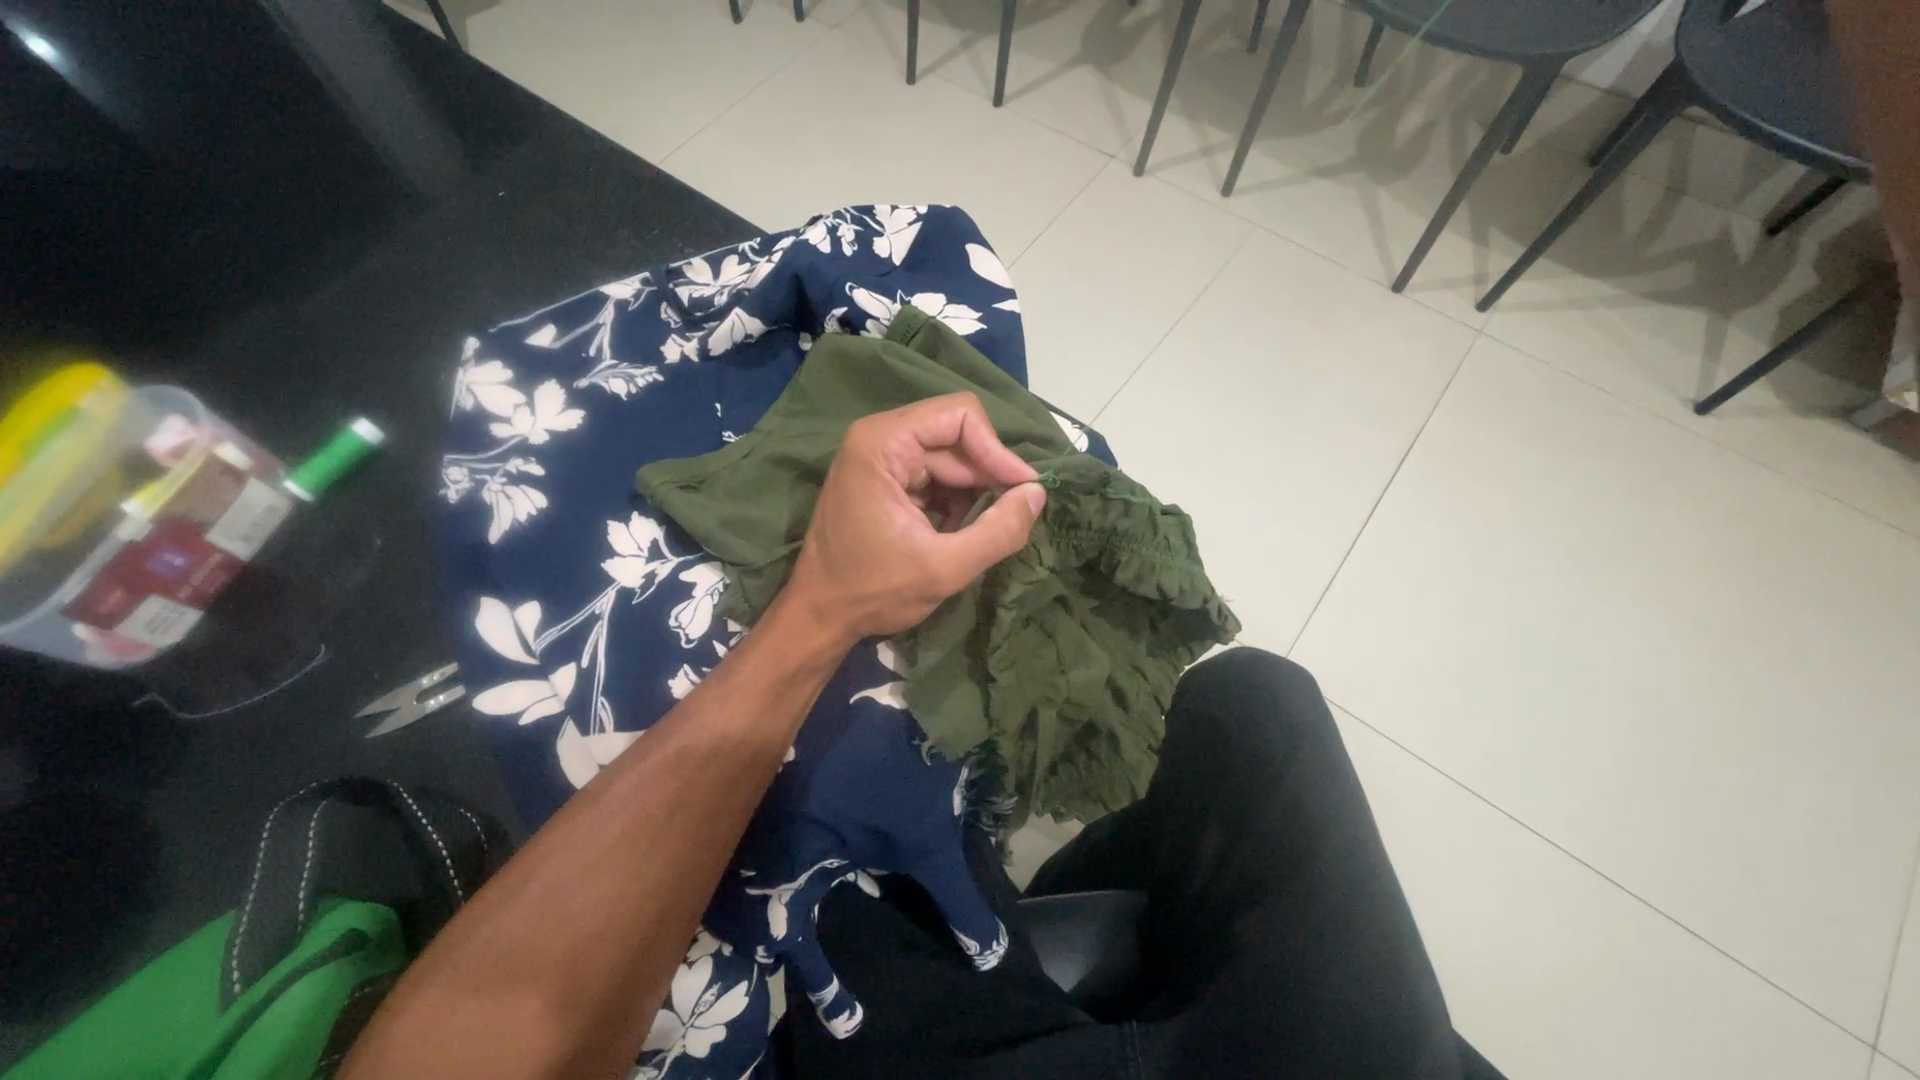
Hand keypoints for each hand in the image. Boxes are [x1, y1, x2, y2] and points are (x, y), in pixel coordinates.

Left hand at [781, 393, 1046, 646]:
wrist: (819, 616)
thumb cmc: (873, 591)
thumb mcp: (945, 569)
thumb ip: (998, 531)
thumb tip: (1038, 494)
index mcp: (882, 443)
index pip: (960, 416)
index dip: (997, 451)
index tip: (1024, 489)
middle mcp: (879, 438)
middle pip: (956, 438)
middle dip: (987, 476)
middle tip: (1012, 518)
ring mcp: (880, 458)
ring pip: (950, 460)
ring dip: (973, 494)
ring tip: (980, 534)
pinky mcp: (885, 480)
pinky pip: (935, 478)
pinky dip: (955, 503)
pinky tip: (958, 535)